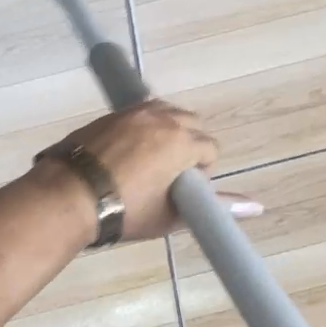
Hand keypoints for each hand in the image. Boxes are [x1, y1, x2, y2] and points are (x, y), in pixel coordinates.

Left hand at [41, 100, 261, 242]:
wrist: (67, 196)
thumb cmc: (124, 210)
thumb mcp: (171, 214)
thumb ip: (216, 207)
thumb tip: (258, 206)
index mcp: (182, 140)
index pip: (210, 148)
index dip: (200, 170)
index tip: (181, 188)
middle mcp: (159, 119)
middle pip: (189, 123)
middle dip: (186, 144)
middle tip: (167, 173)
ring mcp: (128, 114)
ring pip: (161, 112)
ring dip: (163, 130)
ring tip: (148, 159)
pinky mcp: (103, 117)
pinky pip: (132, 115)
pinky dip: (137, 127)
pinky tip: (125, 150)